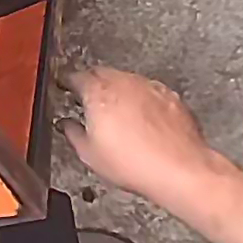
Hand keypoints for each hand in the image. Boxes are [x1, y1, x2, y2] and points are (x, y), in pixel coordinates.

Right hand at [62, 66, 225, 208]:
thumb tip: (67, 126)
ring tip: (114, 113)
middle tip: (86, 98)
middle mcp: (123, 83)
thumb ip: (72, 132)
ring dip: (116, 90)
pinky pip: (147, 91)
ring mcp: (149, 87)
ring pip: (125, 80)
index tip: (64, 85)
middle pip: (101, 72)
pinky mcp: (169, 96)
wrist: (179, 169)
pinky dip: (139, 99)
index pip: (76, 76)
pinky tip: (140, 119)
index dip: (67, 81)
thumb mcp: (89, 153)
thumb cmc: (134, 162)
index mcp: (98, 92)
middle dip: (91, 82)